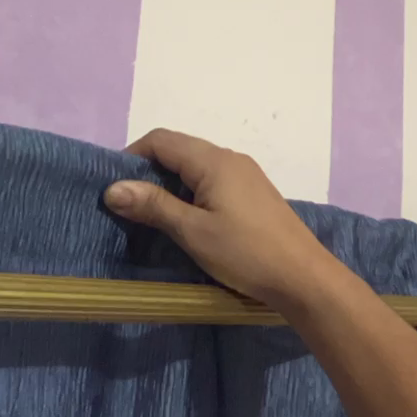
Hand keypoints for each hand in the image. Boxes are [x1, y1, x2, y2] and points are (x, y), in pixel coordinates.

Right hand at [104, 129, 349, 309]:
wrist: (303, 277)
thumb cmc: (246, 253)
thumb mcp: (193, 231)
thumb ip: (154, 206)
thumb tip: (113, 188)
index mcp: (214, 160)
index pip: (162, 140)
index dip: (132, 156)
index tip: (113, 186)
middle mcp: (231, 158)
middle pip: (179, 149)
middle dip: (149, 170)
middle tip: (127, 203)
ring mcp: (246, 175)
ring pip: (197, 166)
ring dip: (170, 183)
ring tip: (152, 214)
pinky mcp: (254, 193)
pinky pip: (214, 180)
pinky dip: (192, 191)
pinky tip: (187, 219)